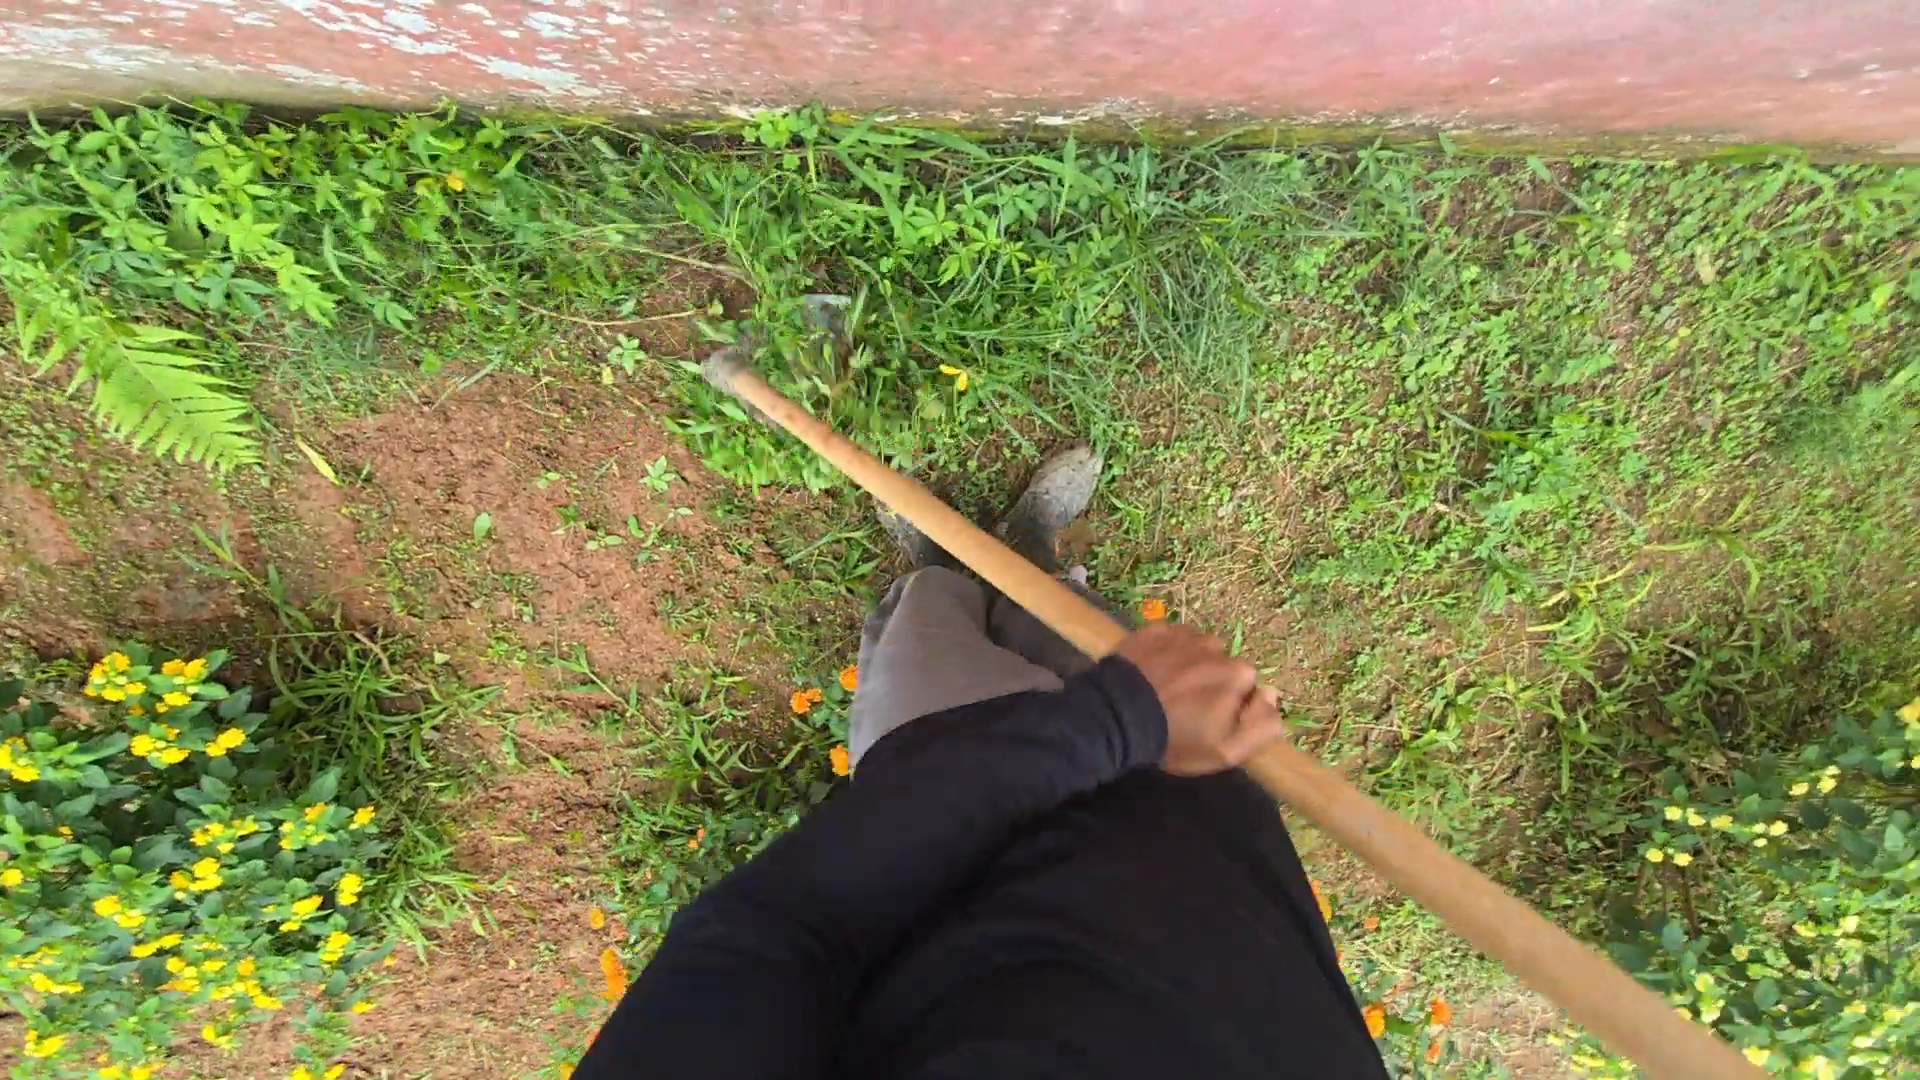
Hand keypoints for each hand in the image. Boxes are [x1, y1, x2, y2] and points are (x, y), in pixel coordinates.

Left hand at [1114, 623, 1286, 775]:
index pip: (1246, 684)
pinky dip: (1164, 651)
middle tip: (1185, 703)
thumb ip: (1262, 725)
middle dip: (1210, 680)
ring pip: (1196, 647)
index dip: (1231, 702)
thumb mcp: (1227, 750)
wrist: (1117, 716)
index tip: (1209, 717)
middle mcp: (1215, 646)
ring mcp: (1181, 634)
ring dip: (1188, 662)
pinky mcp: (1152, 630)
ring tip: (1167, 685)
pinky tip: (1152, 670)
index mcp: (1238, 673)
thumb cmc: (1176, 739)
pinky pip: (1168, 637)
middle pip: (1221, 663)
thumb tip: (1272, 694)